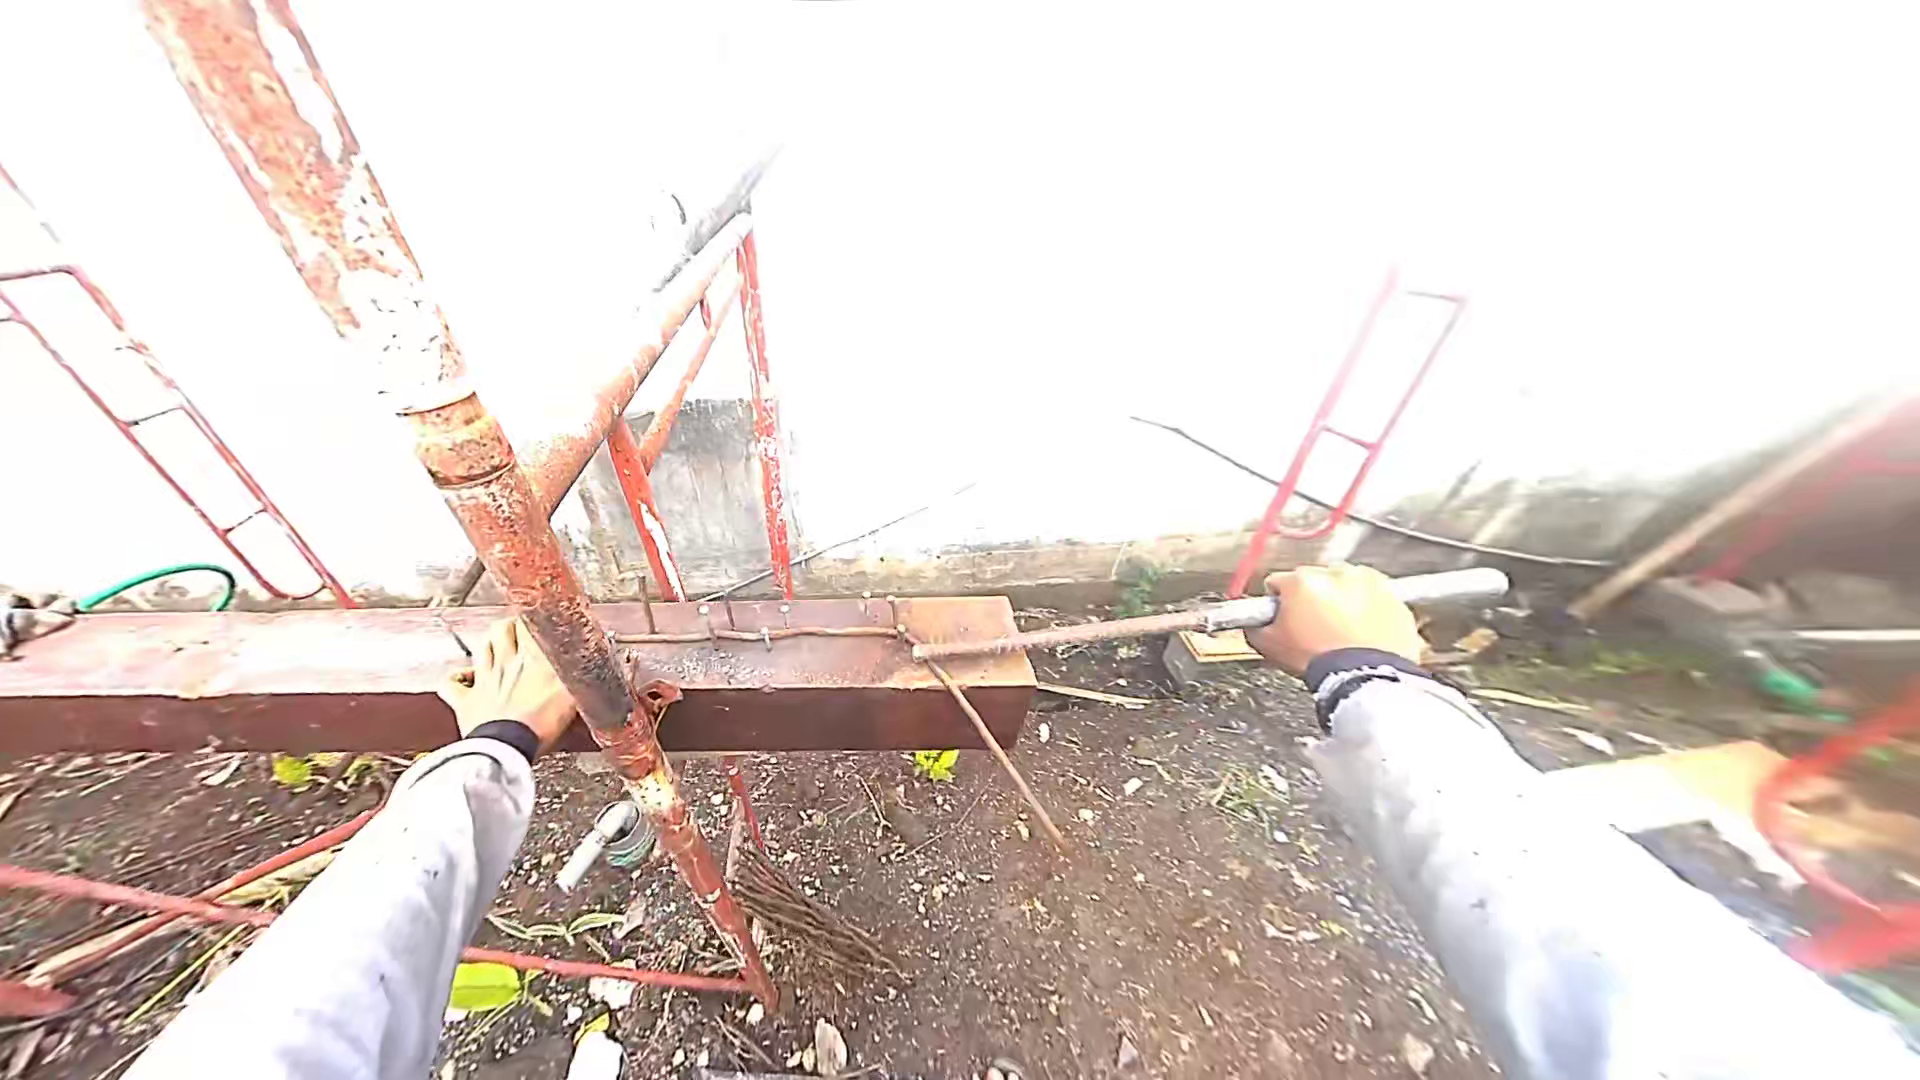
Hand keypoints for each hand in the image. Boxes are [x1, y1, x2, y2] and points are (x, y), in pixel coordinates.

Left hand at [437, 618, 577, 748]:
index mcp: (533, 659)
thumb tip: (598, 659)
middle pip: (503, 629)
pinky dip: (456, 677)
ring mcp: (483, 680)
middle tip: (522, 626)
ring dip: (490, 643)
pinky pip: (451, 684)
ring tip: (500, 643)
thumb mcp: (573, 695)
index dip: (538, 616)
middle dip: (512, 624)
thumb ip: (581, 674)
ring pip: (482, 648)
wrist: (506, 748)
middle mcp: (506, 663)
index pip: (533, 624)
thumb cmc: (540, 723)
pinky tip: (464, 676)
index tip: (546, 615)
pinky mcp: (466, 701)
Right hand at [1245, 563, 1425, 673]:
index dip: (1277, 602)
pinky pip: (1373, 596)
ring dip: (1340, 597)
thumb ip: (1254, 627)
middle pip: (1312, 579)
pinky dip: (1367, 607)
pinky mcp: (1393, 596)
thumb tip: (1253, 621)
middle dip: (1311, 597)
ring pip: (1344, 583)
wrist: (1366, 678)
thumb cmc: (1319, 660)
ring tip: (1340, 627)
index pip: (1277, 583)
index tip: (1284, 618)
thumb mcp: (1269, 646)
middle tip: (1313, 626)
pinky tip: (1361, 629)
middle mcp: (1334, 573)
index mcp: (1300, 581)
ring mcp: (1368, 583)